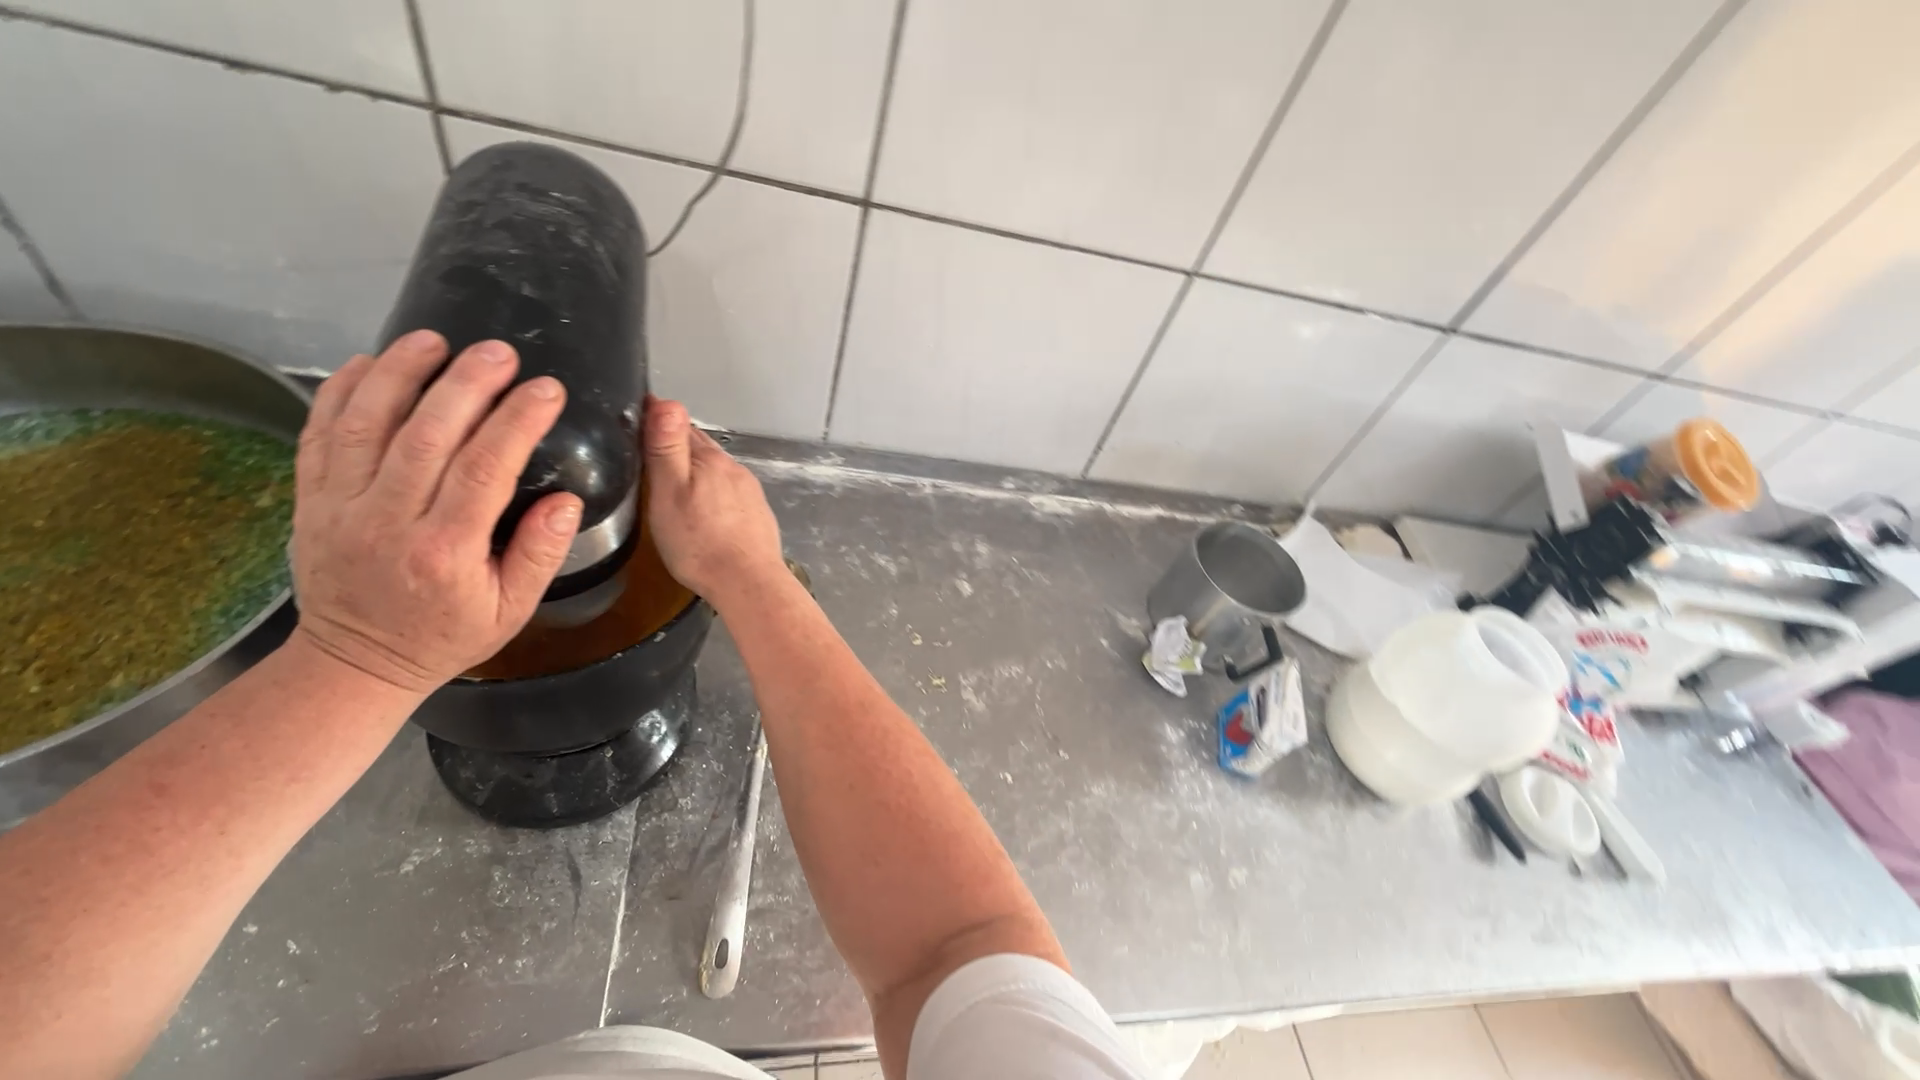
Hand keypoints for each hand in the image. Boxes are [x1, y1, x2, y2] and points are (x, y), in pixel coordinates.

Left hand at [287, 331, 582, 693]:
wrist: (355, 661)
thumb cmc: (445, 634)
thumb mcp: (511, 610)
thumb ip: (540, 555)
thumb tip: (565, 500)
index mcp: (444, 551)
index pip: (483, 471)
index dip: (516, 423)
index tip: (546, 390)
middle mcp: (388, 521)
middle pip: (426, 436)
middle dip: (465, 385)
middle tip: (499, 352)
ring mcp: (340, 506)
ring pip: (366, 424)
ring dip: (401, 374)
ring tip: (434, 339)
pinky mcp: (312, 498)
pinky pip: (320, 434)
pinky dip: (341, 392)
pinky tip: (372, 362)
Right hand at [642, 396, 784, 606]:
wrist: (747, 582)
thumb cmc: (699, 541)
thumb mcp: (670, 492)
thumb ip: (667, 448)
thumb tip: (666, 401)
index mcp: (709, 459)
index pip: (678, 425)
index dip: (655, 420)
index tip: (633, 419)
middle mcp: (733, 468)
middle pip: (699, 447)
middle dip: (675, 444)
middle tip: (646, 450)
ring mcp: (748, 491)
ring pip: (716, 470)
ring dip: (695, 470)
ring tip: (671, 482)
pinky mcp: (756, 513)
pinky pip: (728, 493)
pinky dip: (712, 492)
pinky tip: (702, 508)